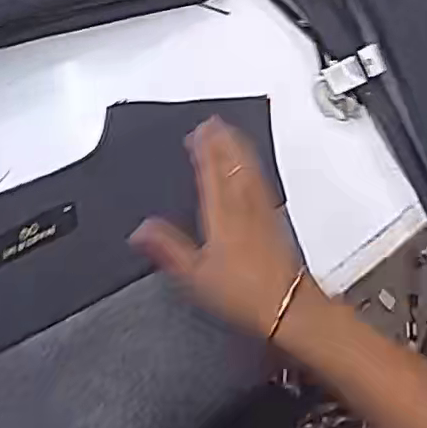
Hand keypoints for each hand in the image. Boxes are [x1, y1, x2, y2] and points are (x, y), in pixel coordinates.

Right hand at [130, 117, 308, 338]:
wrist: (286, 304)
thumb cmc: (243, 292)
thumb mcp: (194, 276)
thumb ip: (167, 248)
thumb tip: (141, 231)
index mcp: (222, 213)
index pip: (211, 170)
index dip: (204, 147)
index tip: (198, 131)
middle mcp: (244, 203)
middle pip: (232, 161)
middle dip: (222, 139)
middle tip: (213, 123)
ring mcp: (263, 207)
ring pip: (249, 166)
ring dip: (237, 146)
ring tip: (229, 132)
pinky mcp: (275, 215)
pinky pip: (261, 177)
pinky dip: (251, 162)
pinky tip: (249, 162)